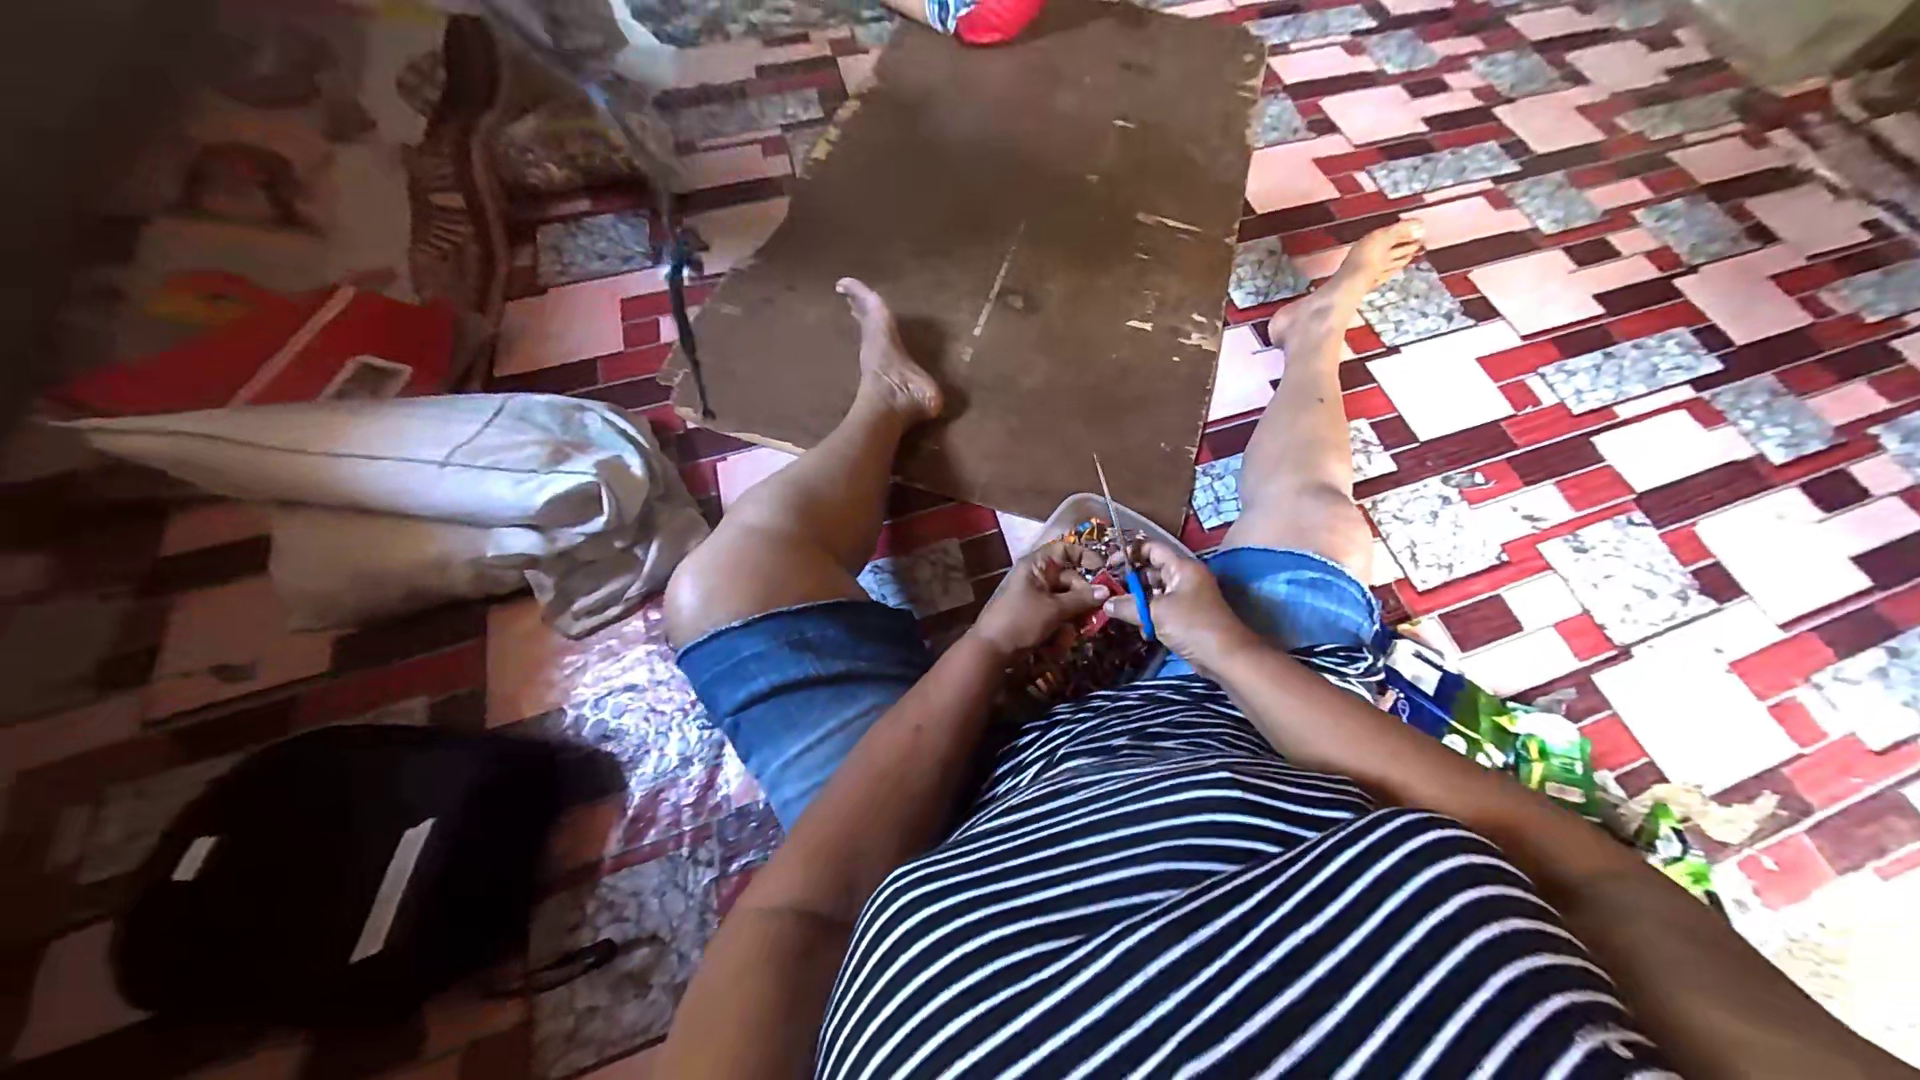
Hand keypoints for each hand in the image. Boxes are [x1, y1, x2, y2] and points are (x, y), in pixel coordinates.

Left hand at [969, 541, 1110, 657]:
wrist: (991, 649)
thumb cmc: (1021, 620)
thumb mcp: (1054, 609)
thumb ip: (1081, 599)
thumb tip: (1106, 591)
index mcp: (1036, 565)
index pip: (1064, 549)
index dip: (1085, 556)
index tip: (1103, 570)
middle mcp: (1037, 577)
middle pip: (1070, 579)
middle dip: (1083, 598)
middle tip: (1097, 613)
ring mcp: (1036, 596)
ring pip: (1066, 600)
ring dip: (1074, 616)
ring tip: (1078, 631)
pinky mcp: (1036, 615)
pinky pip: (1057, 615)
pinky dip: (1062, 626)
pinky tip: (1062, 641)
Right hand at [1103, 540, 1259, 674]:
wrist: (1225, 656)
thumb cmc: (1192, 625)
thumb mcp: (1156, 613)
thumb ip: (1128, 606)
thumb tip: (1106, 603)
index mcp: (1182, 567)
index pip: (1152, 548)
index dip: (1130, 552)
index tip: (1110, 564)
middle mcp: (1185, 577)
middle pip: (1152, 570)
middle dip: (1131, 581)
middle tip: (1110, 590)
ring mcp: (1187, 597)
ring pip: (1155, 592)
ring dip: (1138, 602)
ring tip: (1121, 611)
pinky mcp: (1187, 616)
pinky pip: (1162, 609)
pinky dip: (1150, 616)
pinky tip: (1143, 630)